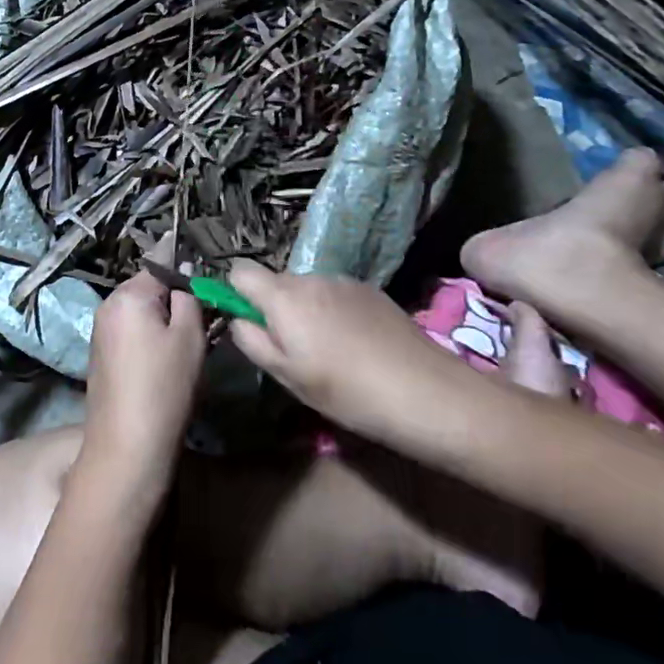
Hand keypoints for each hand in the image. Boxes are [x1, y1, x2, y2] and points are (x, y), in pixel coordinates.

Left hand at [83, 258, 205, 486]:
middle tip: (203, 323)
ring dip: (162, 319)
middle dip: (174, 299)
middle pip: (148, 287)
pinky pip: (130, 330)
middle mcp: (107, 305)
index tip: (207, 288)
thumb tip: (185, 275)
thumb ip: (189, 297)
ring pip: (140, 310)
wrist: (127, 444)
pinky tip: (164, 361)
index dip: (186, 273)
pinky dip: (148, 336)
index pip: (161, 265)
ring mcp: (100, 329)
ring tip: (186, 346)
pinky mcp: (100, 352)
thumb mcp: (190, 336)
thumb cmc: (165, 386)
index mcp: (128, 294)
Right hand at [227, 261, 482, 440]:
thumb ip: (251, 340)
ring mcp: (344, 281)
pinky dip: (332, 312)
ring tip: (328, 351)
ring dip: (305, 310)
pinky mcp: (371, 290)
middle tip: (292, 349)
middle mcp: (311, 278)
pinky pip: (334, 294)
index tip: (248, 323)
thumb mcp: (286, 376)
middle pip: (275, 282)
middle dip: (274, 308)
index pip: (240, 272)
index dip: (236, 293)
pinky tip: (355, 345)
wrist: (426, 392)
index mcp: (283, 297)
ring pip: (306, 289)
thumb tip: (238, 320)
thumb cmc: (346, 391)